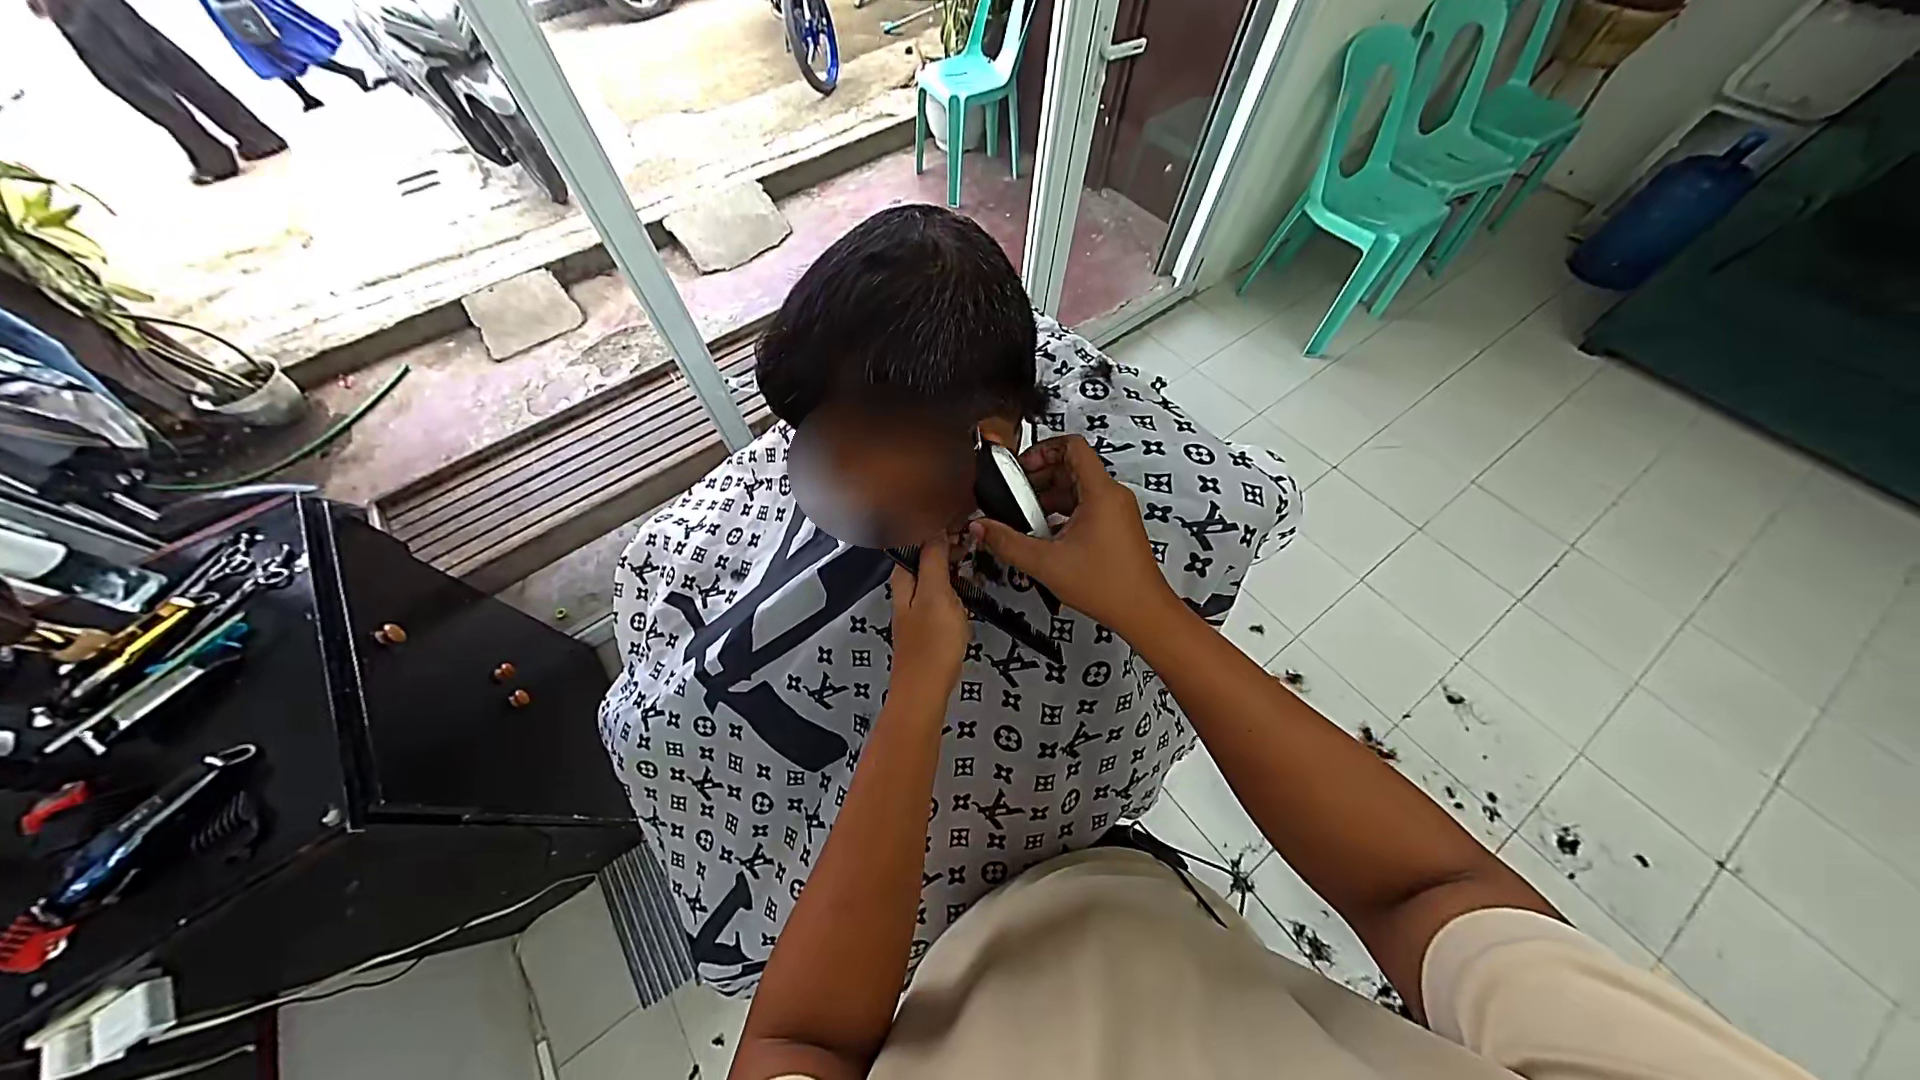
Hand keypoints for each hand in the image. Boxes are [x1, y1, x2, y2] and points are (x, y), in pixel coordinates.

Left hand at [887, 533, 969, 694]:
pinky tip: (967, 590)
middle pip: (926, 556)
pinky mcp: (929, 622)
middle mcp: (907, 589)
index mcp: (903, 577)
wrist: (926, 689)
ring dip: (953, 565)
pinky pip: (942, 593)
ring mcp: (917, 606)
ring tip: (973, 562)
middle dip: (948, 546)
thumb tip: (936, 531)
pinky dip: (955, 586)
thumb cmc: (930, 646)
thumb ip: (934, 559)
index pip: (918, 540)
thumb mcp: (935, 593)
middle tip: (972, 544)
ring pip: (935, 574)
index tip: (963, 526)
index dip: (939, 528)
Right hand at [968, 435, 1181, 638]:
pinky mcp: (1116, 526)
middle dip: (1039, 477)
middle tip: (1018, 494)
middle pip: (1071, 466)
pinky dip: (1062, 513)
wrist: (1141, 611)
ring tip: (1028, 518)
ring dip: (1049, 498)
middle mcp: (1112, 497)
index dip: (1042, 449)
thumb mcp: (1045, 562)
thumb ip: (1006, 542)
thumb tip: (982, 528)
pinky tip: (1045, 536)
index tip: (1023, 465)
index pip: (1072, 446)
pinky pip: (1085, 506)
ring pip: (1076, 488)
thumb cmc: (1111, 587)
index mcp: (1101, 493)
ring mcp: (1116, 511)